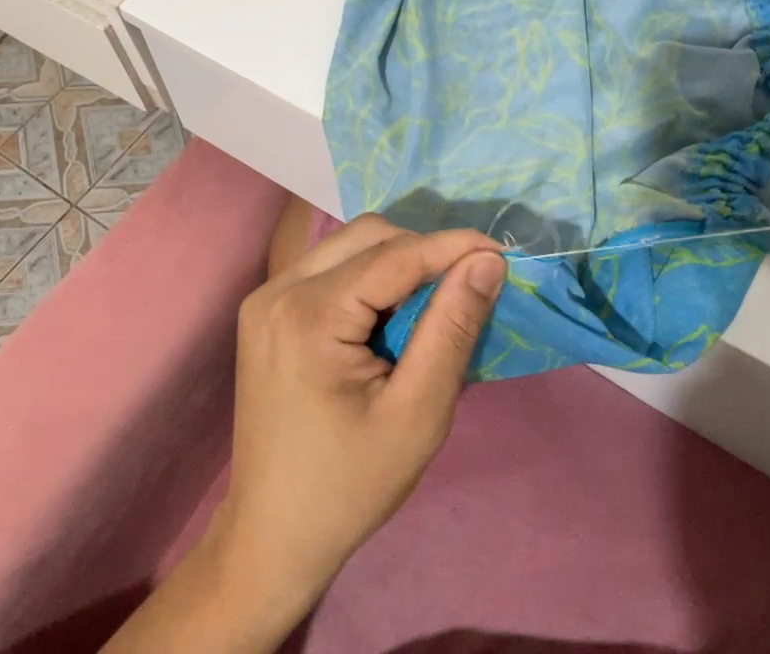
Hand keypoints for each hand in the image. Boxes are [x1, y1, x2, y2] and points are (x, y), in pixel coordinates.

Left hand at [217, 216, 505, 593]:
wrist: (274, 532)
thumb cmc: (351, 484)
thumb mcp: (418, 412)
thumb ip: (451, 329)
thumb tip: (486, 262)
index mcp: (308, 315)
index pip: (393, 255)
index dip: (452, 246)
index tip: (503, 254)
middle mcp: (277, 291)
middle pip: (366, 237)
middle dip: (423, 251)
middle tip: (468, 286)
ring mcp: (265, 299)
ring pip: (346, 248)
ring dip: (396, 262)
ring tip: (435, 304)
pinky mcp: (266, 313)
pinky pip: (328, 271)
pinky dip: (368, 280)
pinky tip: (392, 316)